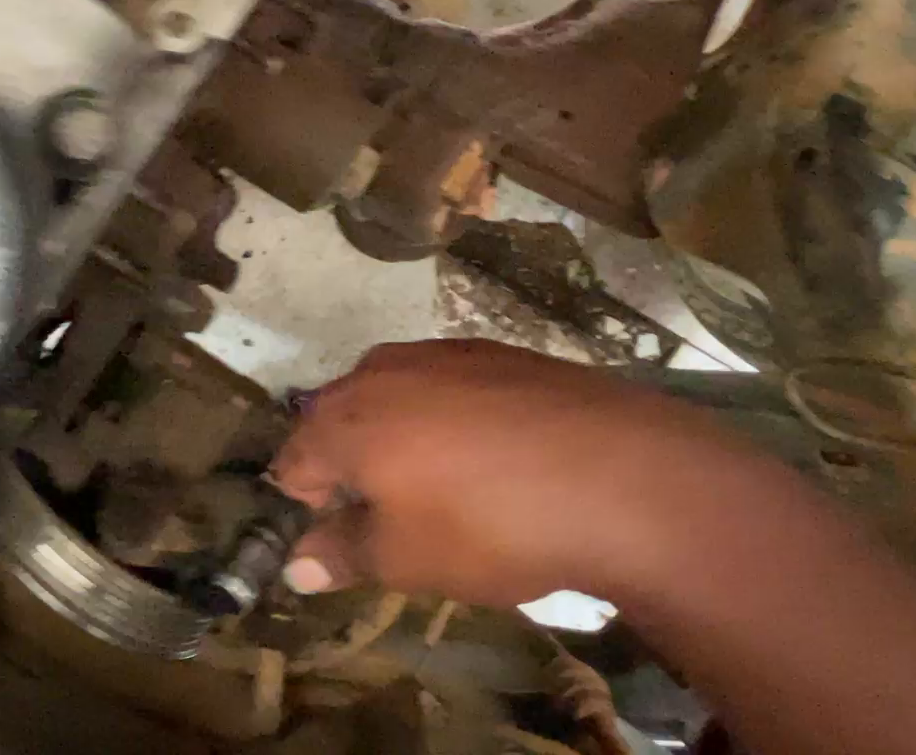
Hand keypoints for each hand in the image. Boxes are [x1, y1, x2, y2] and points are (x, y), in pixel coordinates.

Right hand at [273, 340, 783, 606]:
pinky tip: (495, 450)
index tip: (346, 535)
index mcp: (341, 422)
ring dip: (397, 434)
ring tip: (447, 481)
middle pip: (335, 420)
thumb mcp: (407, 559)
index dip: (309, 504)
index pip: (292, 462)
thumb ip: (342, 555)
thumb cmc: (491, 525)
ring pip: (390, 395)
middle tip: (394, 512)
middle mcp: (376, 373)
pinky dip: (448, 413)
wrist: (623, 475)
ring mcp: (435, 353)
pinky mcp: (491, 350)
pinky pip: (443, 382)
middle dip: (349, 464)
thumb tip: (295, 566)